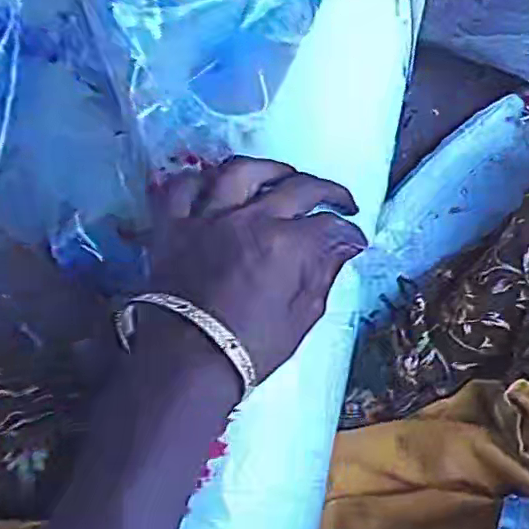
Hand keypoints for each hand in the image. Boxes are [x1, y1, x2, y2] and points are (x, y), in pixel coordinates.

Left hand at [144, 156, 367, 381]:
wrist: (191, 359)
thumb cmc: (256, 343)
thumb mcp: (306, 312)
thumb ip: (325, 271)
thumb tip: (344, 246)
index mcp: (287, 244)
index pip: (331, 224)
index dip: (351, 231)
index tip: (357, 240)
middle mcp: (250, 220)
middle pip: (298, 187)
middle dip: (329, 192)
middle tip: (340, 202)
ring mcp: (207, 218)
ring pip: (240, 170)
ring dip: (270, 169)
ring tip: (285, 176)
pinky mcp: (171, 226)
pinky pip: (183, 186)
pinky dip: (204, 180)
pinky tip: (219, 185)